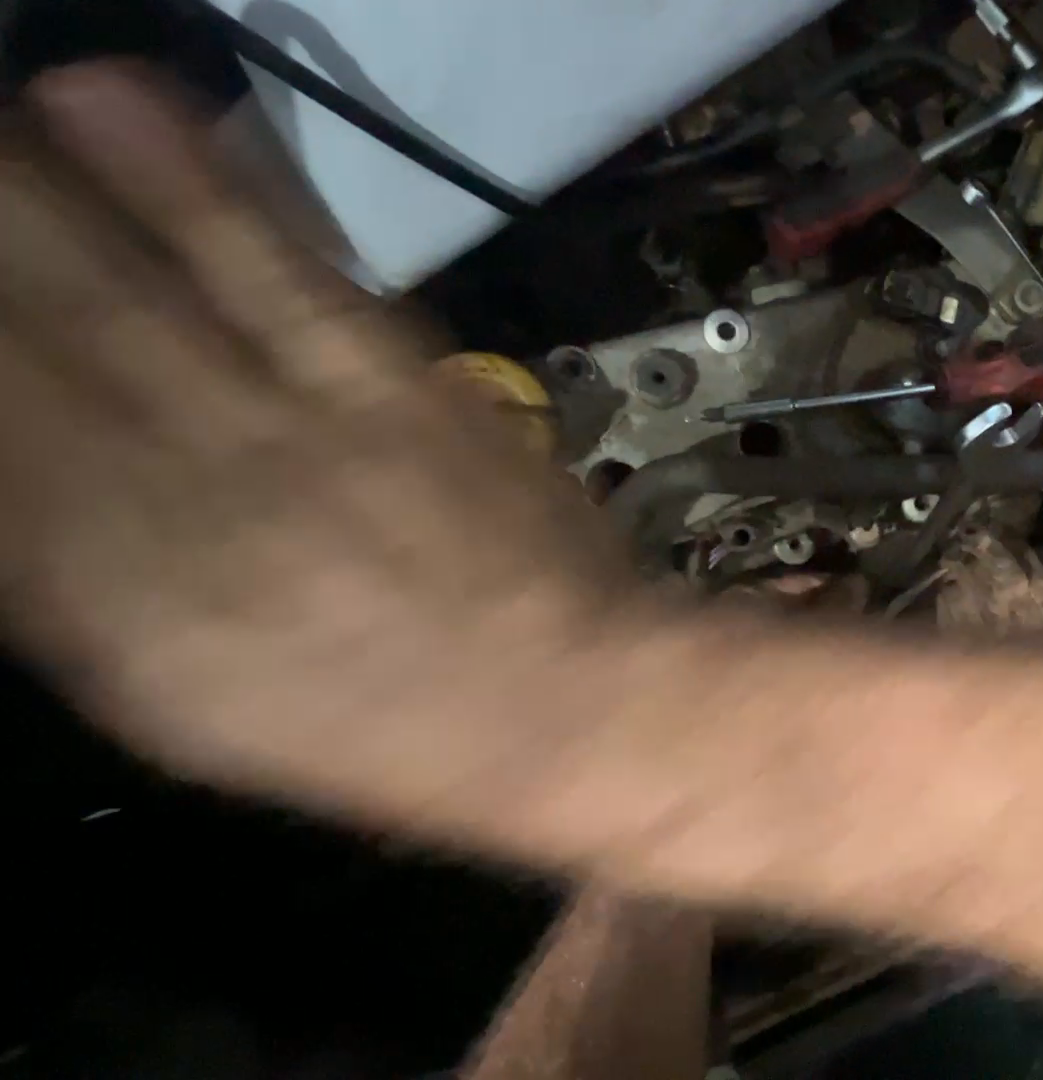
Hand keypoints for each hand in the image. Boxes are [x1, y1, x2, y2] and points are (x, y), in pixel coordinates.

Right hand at [0, 65, 637, 827]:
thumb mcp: (208, 704)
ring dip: (65, 187)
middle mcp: (197, 493)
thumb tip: (25, 499)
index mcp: (119, 600)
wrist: (577, 699)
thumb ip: (95, 597)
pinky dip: (229, 195)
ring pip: (159, 289)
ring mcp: (320, 430)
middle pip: (44, 337)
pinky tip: (160, 118)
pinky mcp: (423, 396)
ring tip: (23, 105)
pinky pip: (306, 282)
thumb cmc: (398, 733)